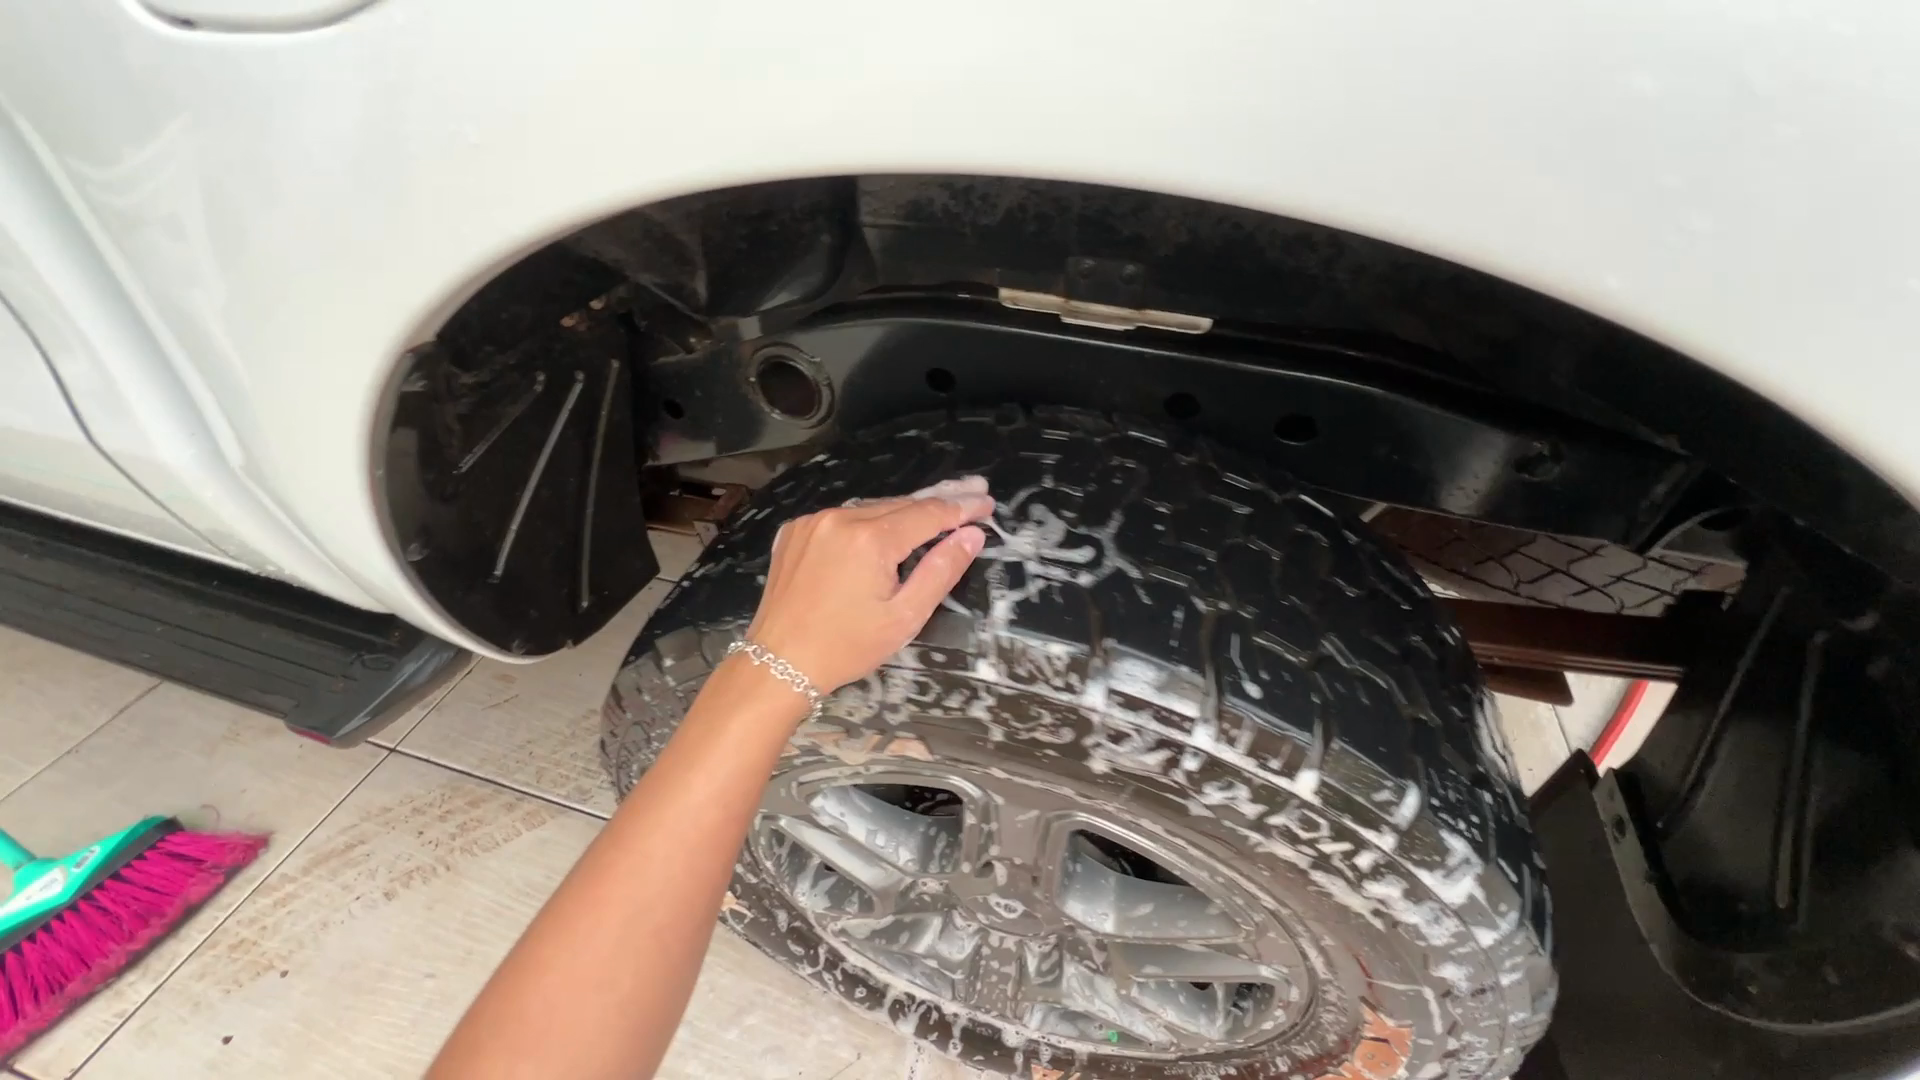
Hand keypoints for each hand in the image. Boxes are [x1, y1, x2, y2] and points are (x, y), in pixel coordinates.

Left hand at [744, 476, 993, 692]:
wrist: (778, 663)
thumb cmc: (847, 647)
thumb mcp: (905, 617)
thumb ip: (940, 571)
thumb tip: (972, 535)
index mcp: (870, 539)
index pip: (928, 514)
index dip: (961, 508)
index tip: (986, 503)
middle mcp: (840, 518)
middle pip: (901, 504)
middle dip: (939, 501)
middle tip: (975, 490)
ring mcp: (813, 522)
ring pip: (872, 508)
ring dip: (905, 511)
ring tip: (938, 510)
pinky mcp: (795, 531)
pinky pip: (844, 518)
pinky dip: (870, 519)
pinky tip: (888, 527)